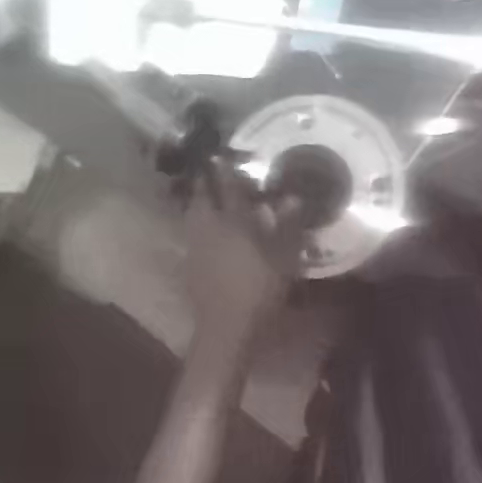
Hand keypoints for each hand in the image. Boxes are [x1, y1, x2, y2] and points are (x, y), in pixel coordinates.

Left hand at [183, 163, 300, 343]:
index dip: (228, 169)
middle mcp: (208, 227)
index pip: (228, 186)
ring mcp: (194, 245)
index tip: (227, 154)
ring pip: (194, 214)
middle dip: (207, 182)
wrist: (226, 328)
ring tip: (211, 198)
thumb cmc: (259, 291)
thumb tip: (292, 198)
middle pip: (202, 196)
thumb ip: (287, 226)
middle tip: (214, 172)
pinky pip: (192, 233)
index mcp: (232, 221)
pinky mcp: (189, 263)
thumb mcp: (282, 259)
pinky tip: (210, 230)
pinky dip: (200, 224)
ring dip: (201, 202)